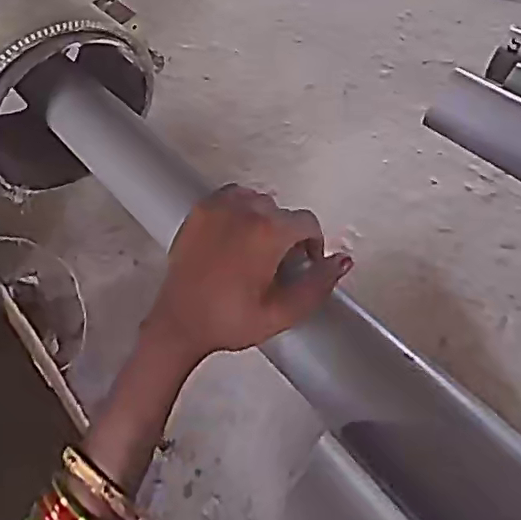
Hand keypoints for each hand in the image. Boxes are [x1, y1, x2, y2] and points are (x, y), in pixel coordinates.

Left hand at [142, 185, 352, 363]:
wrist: (178, 322)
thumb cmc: (226, 320)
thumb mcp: (281, 313)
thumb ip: (318, 285)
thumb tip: (342, 261)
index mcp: (268, 232)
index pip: (307, 222)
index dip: (313, 243)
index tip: (305, 260)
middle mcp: (245, 210)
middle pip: (281, 212)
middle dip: (286, 235)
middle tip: (276, 264)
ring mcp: (220, 206)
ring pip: (257, 201)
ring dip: (263, 220)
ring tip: (254, 251)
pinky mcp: (201, 209)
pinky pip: (232, 197)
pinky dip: (239, 210)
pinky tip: (235, 236)